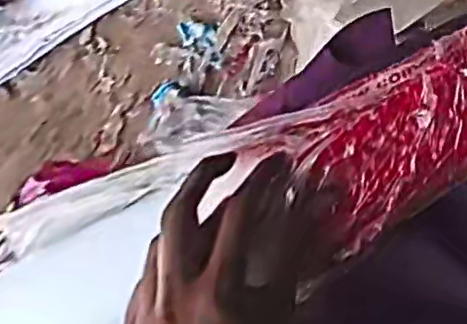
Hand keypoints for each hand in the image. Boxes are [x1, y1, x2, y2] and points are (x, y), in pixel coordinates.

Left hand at [126, 154, 315, 323]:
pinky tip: (185, 253)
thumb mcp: (281, 312)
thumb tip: (321, 203)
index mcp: (217, 293)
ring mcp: (148, 312)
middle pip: (182, 211)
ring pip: (158, 241)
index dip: (264, 178)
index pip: (242, 211)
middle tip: (231, 157)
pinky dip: (167, 253)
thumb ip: (299, 256)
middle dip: (206, 172)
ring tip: (209, 199)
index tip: (280, 162)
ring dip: (186, 212)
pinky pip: (145, 274)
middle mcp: (173, 296)